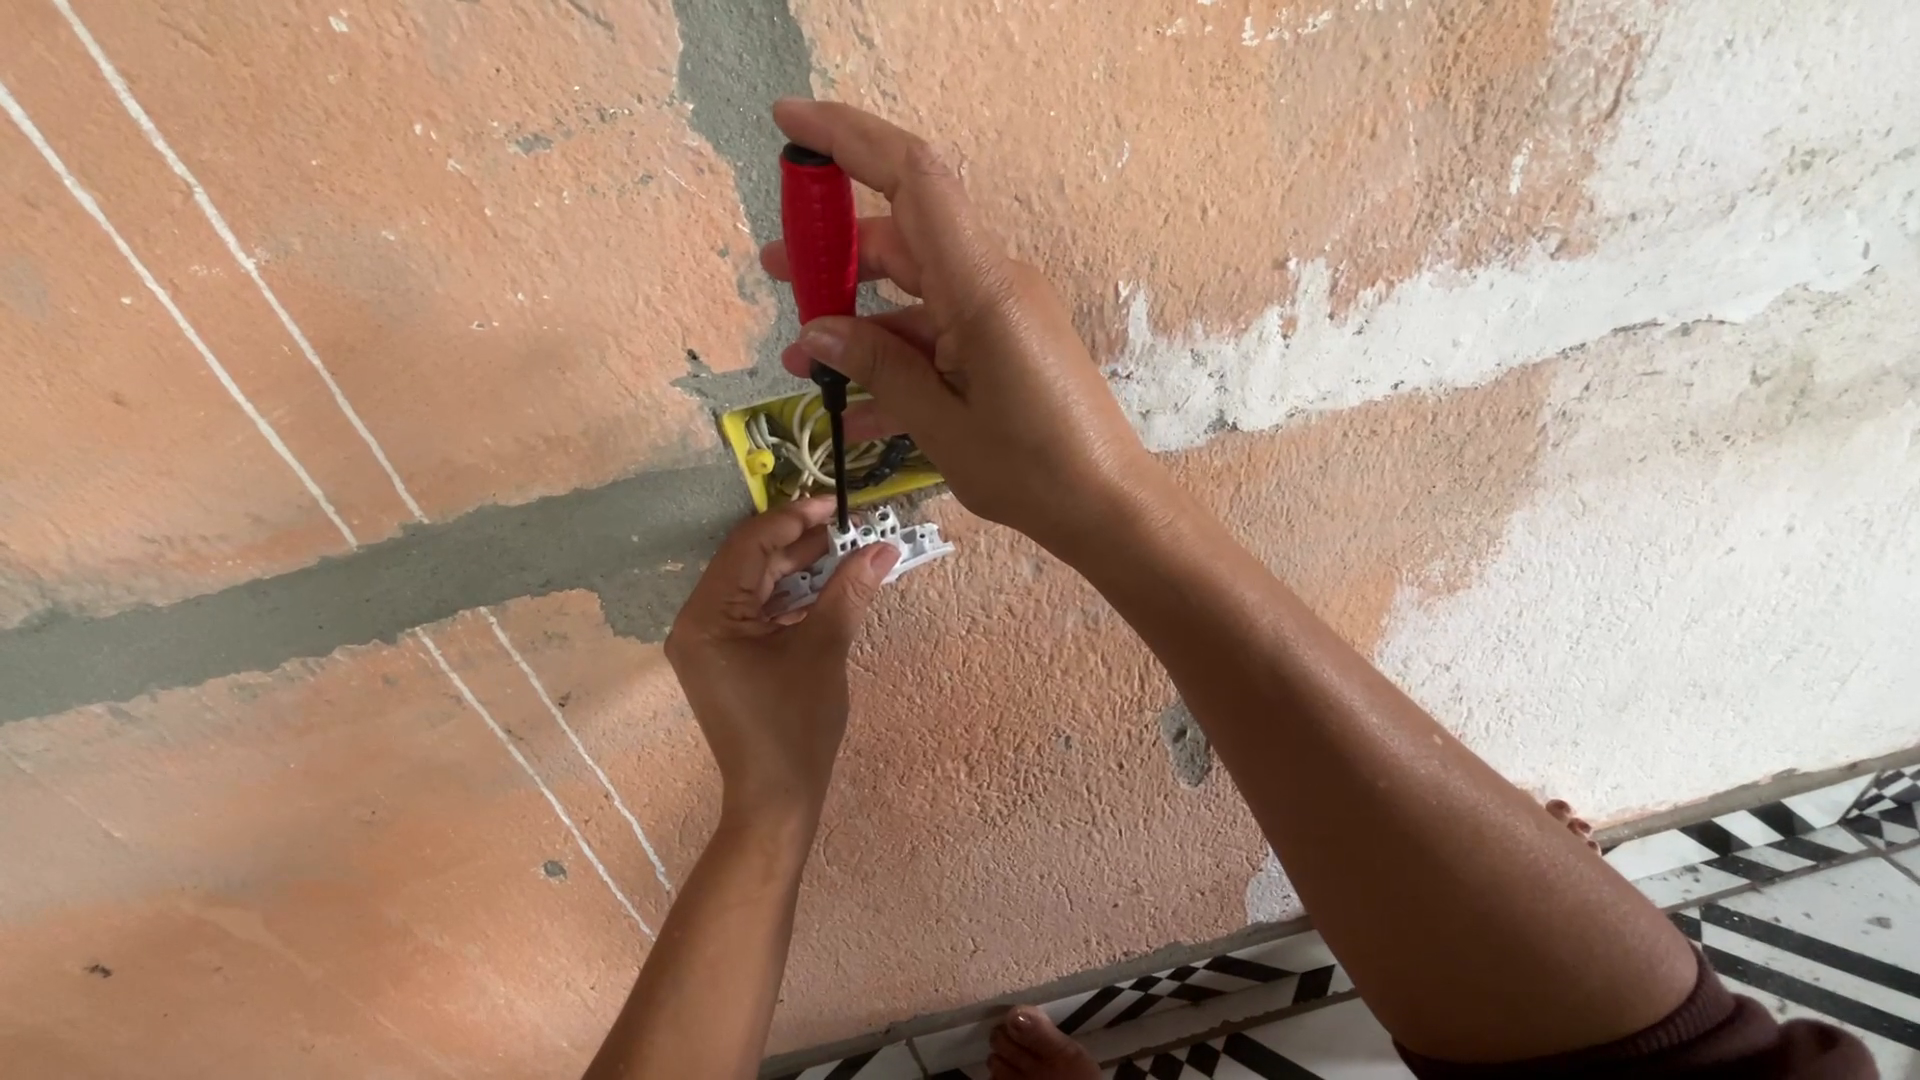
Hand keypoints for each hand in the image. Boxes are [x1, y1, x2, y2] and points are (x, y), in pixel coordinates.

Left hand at [664, 498, 899, 821]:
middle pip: (751, 562)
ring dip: (800, 569)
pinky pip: (759, 611)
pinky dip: (793, 598)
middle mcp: (698, 621)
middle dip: (802, 543)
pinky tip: (828, 587)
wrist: (777, 799)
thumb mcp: (824, 651)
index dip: (795, 518)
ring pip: (757, 585)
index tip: (838, 504)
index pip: (749, 544)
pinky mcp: (727, 656)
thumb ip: (849, 591)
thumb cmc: (794, 727)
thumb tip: (884, 548)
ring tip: (847, 552)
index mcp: (707, 617)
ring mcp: (710, 640)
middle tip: (851, 528)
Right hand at [760, 99, 1160, 554]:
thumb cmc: (1033, 471)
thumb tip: (816, 330)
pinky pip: (938, 339)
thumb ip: (879, 369)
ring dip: (858, 321)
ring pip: (914, 295)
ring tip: (802, 358)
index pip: (914, 179)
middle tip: (776, 274)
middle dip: (834, 253)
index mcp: (984, 289)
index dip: (849, 139)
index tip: (788, 123)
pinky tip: (852, 405)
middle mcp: (994, 285)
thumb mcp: (942, 427)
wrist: (1107, 506)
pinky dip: (896, 360)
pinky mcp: (1004, 346)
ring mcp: (1000, 316)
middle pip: (903, 239)